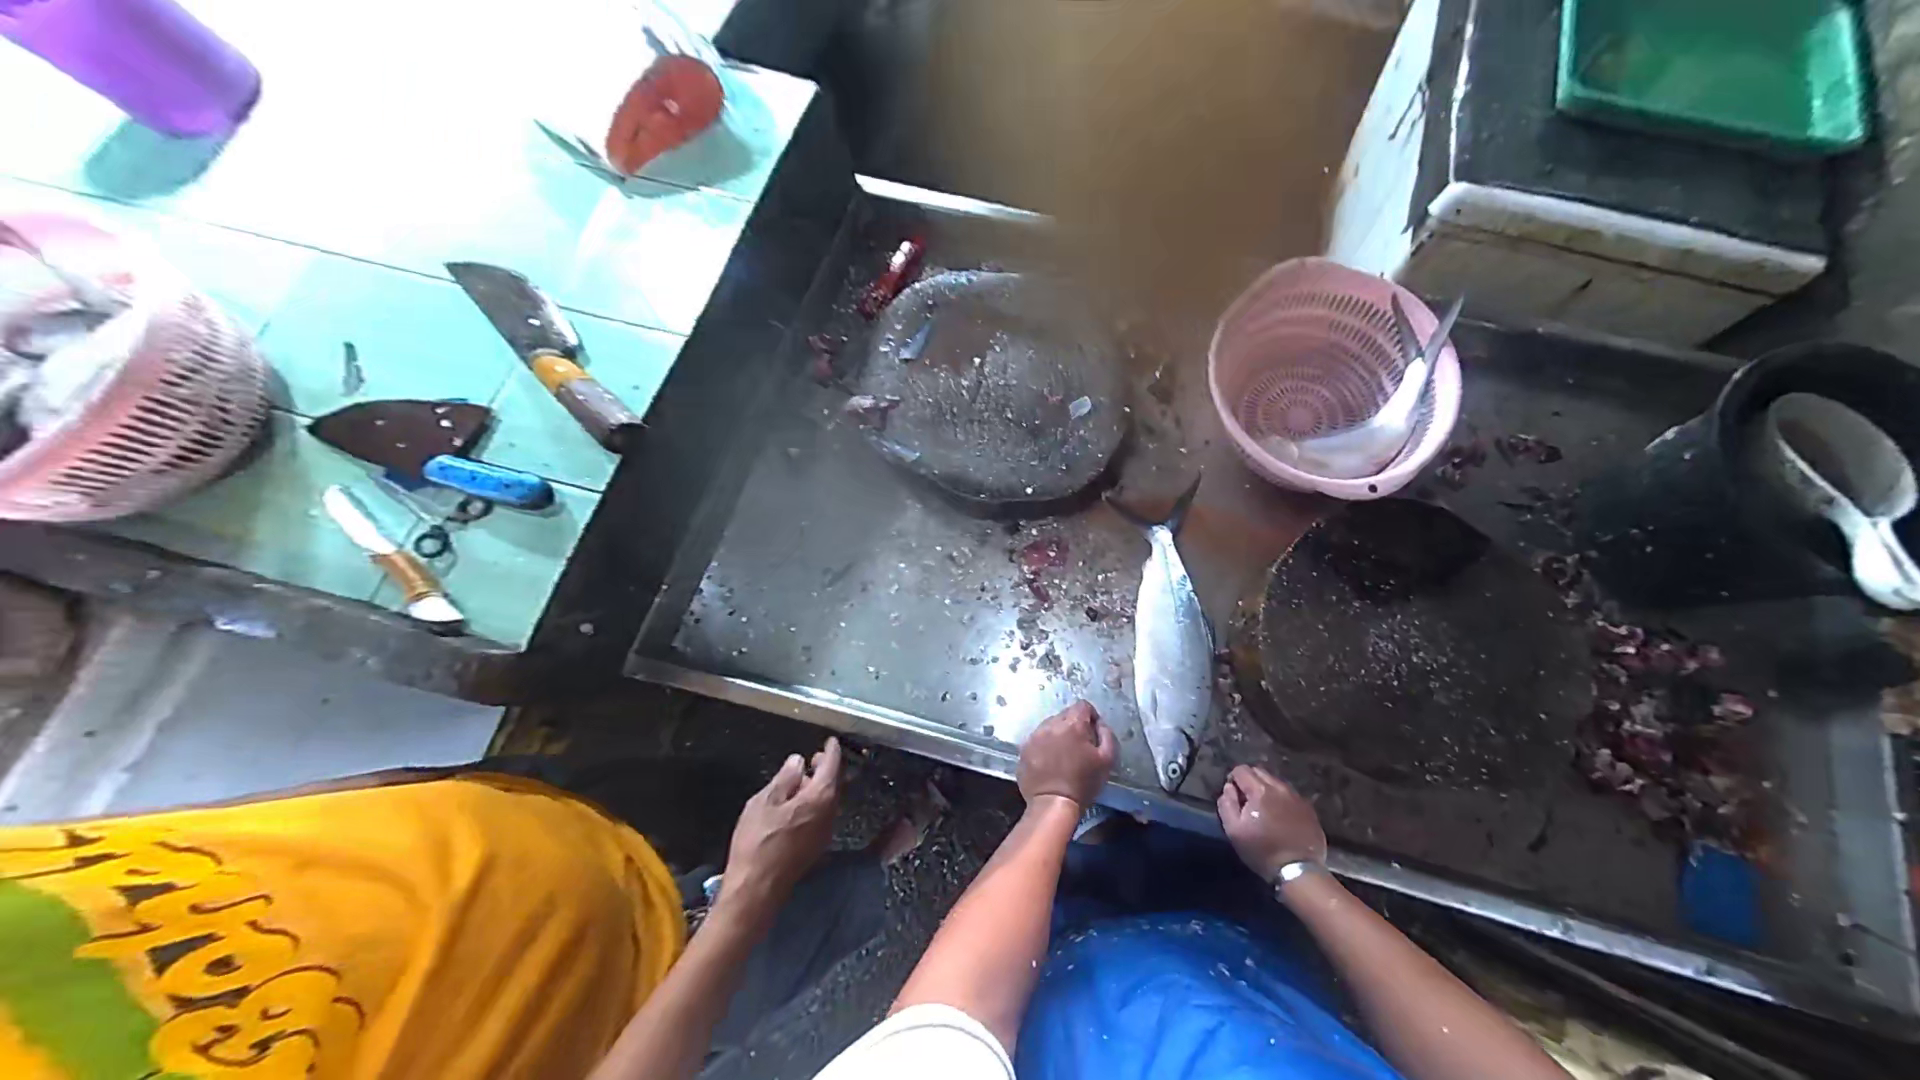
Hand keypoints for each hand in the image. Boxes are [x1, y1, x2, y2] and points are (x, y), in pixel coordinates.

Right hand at [720, 737, 840, 919]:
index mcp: (820, 798)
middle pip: (834, 784)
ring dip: (820, 787)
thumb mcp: (764, 802)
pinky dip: (815, 803)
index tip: (831, 742)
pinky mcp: (816, 847)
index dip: (832, 751)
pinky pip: (822, 815)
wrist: (756, 890)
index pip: (832, 766)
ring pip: (829, 801)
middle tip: (815, 758)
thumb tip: (798, 761)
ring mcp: (825, 833)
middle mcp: (829, 814)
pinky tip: (799, 805)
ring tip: (803, 779)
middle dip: (827, 768)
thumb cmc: (757, 842)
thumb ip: (785, 778)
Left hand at [1017, 701, 1115, 807]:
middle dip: (1074, 726)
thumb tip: (1100, 724)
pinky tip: (1050, 762)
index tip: (1093, 733)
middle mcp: (1050, 725)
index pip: (1083, 705)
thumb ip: (1107, 735)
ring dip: (1058, 734)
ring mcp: (1034, 736)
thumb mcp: (1107, 760)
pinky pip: (1037, 739)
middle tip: (1079, 747)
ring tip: (1063, 755)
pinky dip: (1045, 745)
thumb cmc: (1083, 783)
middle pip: (1065, 715)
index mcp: (1072, 725)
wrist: (1052, 804)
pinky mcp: (1024, 749)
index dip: (1091, 717)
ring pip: (1049, 726)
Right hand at [1217, 765, 1326, 880]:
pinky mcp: (1309, 810)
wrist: (1298, 871)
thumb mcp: (1234, 830)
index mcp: (1260, 791)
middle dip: (1250, 781)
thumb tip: (1229, 787)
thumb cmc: (1262, 851)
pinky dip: (1282, 800)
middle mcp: (1280, 788)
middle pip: (1260, 772)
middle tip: (1247, 802)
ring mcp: (1298, 798)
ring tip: (1264, 809)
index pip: (1242, 770)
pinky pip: (1290, 795)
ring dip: (1267, 790)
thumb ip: (1226, 803)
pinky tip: (1281, 817)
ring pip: (1276, 782)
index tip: (1233, 796)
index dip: (1233, 779)